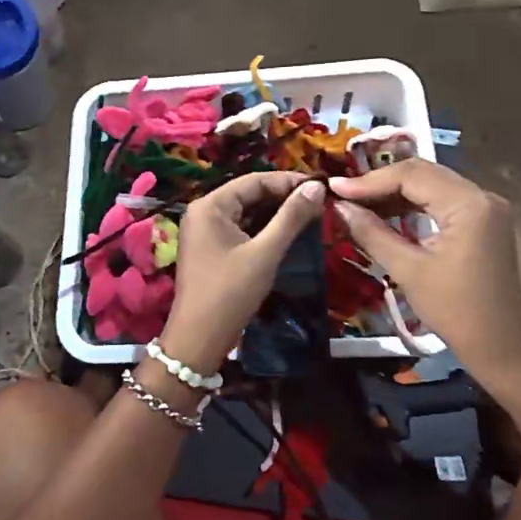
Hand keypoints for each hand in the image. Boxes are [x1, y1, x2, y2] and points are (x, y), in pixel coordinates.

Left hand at [160, 172, 325, 372]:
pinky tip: (287, 234)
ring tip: (310, 217)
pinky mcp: (210, 249)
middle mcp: (204, 212)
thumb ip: (291, 217)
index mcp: (210, 205)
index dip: (289, 182)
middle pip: (250, 194)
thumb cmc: (231, 292)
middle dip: (284, 198)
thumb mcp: (265, 253)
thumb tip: (317, 186)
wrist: (199, 338)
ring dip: (276, 214)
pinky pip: (240, 230)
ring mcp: (205, 232)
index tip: (321, 187)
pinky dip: (263, 230)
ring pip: (246, 213)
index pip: (255, 180)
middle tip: (319, 203)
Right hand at [329, 159, 520, 367]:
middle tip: (343, 194)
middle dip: (381, 182)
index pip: (412, 175)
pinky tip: (386, 213)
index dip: (369, 180)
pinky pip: (442, 200)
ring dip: (395, 192)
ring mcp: (485, 207)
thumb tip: (339, 208)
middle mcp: (482, 196)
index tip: (335, 189)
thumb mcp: (408, 270)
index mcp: (468, 204)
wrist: (498, 343)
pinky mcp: (483, 220)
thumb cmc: (453, 309)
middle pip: (423, 173)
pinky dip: (413, 204)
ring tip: (359, 204)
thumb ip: (372, 233)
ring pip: (432, 184)